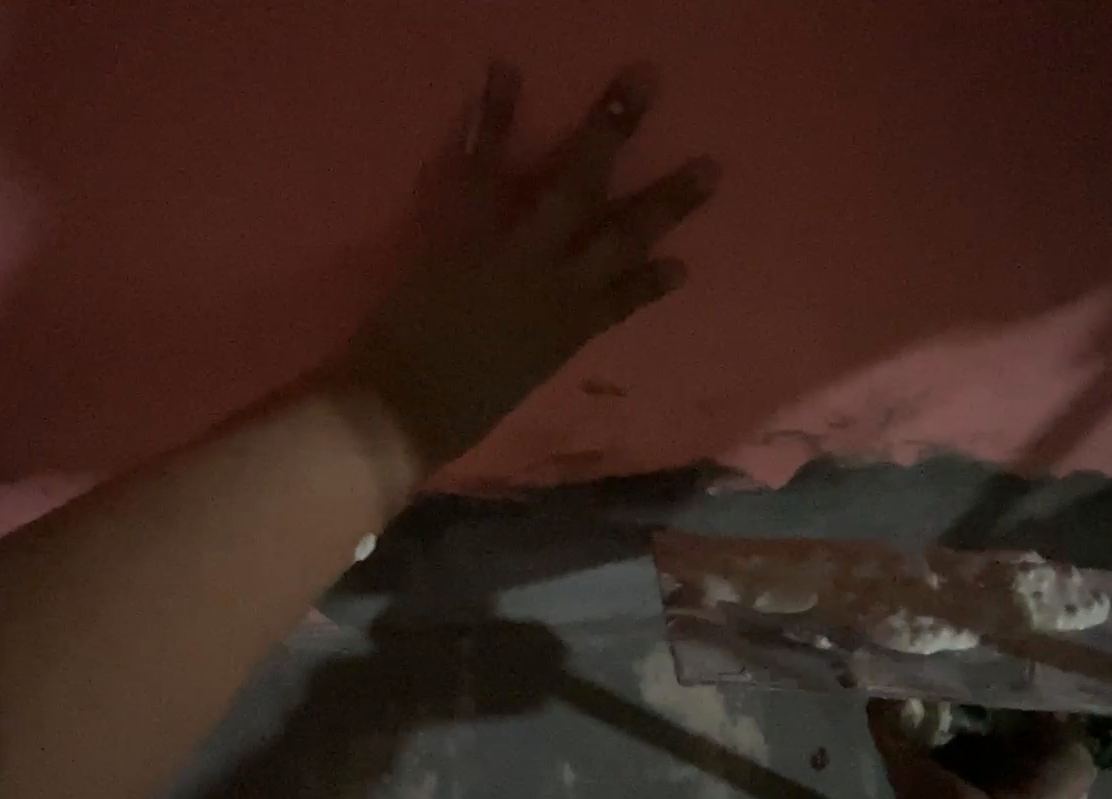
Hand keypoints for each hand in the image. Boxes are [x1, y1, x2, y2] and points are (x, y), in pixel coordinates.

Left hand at [342, 62, 719, 469]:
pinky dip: (494, 118)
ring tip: (637, 82)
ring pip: (575, 188)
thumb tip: (535, 340)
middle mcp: (557, 289)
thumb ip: (528, 355)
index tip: (684, 264)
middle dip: (667, 201)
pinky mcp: (469, 231)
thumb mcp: (509, 387)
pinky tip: (505, 69)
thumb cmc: (454, 415)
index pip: (624, 301)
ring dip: (608, 131)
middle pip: (623, 237)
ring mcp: (517, 254)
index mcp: (567, 335)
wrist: (402, 410)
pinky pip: (485, 168)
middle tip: (708, 165)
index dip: (654, 282)